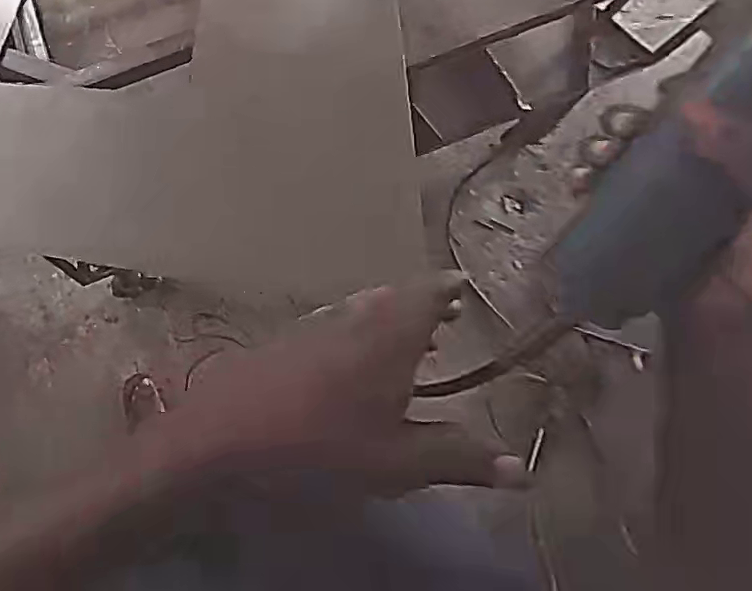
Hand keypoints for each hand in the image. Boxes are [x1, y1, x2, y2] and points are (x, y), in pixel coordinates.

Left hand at [139, 273, 529, 493]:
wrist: (228, 429)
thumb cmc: (321, 444)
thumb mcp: (397, 462)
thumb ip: (458, 457)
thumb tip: (523, 467)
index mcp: (388, 334)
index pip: (427, 292)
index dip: (448, 286)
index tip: (466, 285)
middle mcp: (355, 315)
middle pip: (398, 296)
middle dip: (426, 304)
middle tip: (450, 316)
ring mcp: (320, 321)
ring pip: (368, 306)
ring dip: (395, 316)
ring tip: (416, 338)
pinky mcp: (293, 335)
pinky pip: (343, 319)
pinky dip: (366, 328)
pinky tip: (362, 357)